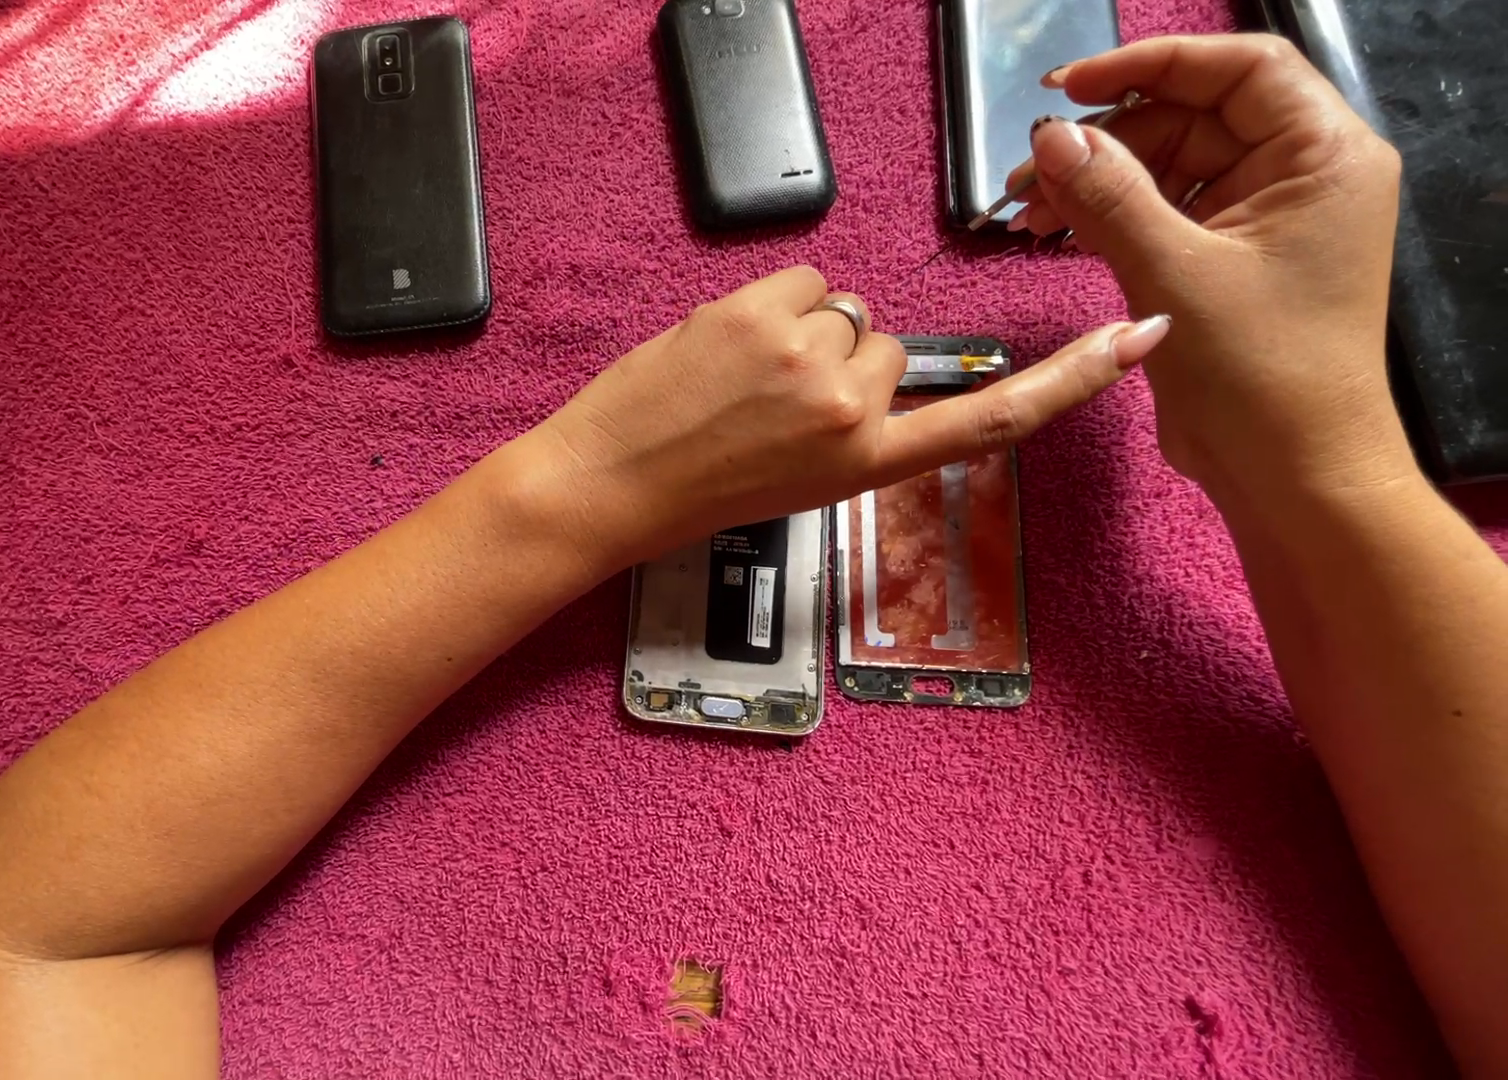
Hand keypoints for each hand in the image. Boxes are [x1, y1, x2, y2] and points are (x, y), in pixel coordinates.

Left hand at [519, 265, 1169, 568]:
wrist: (612, 483)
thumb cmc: (693, 494)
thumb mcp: (793, 483)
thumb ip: (846, 430)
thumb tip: (862, 357)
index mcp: (864, 465)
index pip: (988, 420)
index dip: (1070, 381)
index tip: (1140, 337)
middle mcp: (853, 407)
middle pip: (885, 344)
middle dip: (839, 359)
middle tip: (772, 397)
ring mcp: (811, 353)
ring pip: (842, 308)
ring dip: (803, 329)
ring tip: (742, 376)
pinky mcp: (764, 311)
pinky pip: (800, 278)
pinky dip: (773, 303)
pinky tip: (729, 345)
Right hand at [1008, 34, 1416, 508]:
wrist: (1280, 459)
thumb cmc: (1252, 364)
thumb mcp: (1172, 270)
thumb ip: (1109, 195)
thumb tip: (1051, 136)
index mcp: (1318, 155)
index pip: (1237, 70)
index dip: (1149, 65)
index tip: (1064, 87)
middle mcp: (1291, 175)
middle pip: (1187, 123)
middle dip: (1100, 146)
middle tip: (1022, 181)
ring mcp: (1250, 221)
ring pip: (1161, 174)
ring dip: (1090, 189)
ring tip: (1023, 218)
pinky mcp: (1215, 262)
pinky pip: (1153, 219)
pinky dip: (1101, 224)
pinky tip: (1054, 235)